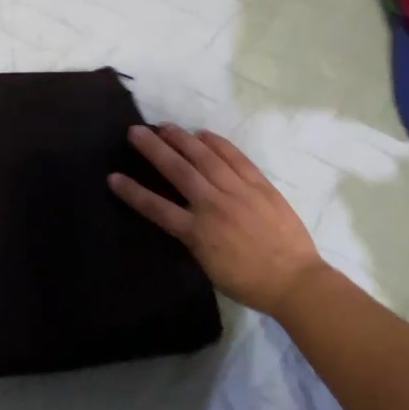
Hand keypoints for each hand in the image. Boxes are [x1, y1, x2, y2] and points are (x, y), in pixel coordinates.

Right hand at [111, 124, 324, 312]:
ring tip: (165, 126)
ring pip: (205, 158)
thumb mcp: (209, 266)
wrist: (295, 282)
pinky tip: (204, 134)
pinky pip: (236, 158)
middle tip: (135, 132)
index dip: (133, 192)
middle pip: (178, 171)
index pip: (157, 208)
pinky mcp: (260, 186)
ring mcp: (238, 192)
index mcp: (198, 233)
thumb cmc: (249, 282)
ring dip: (182, 139)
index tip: (113, 177)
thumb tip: (181, 215)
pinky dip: (218, 144)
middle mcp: (214, 207)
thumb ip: (193, 238)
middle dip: (154, 150)